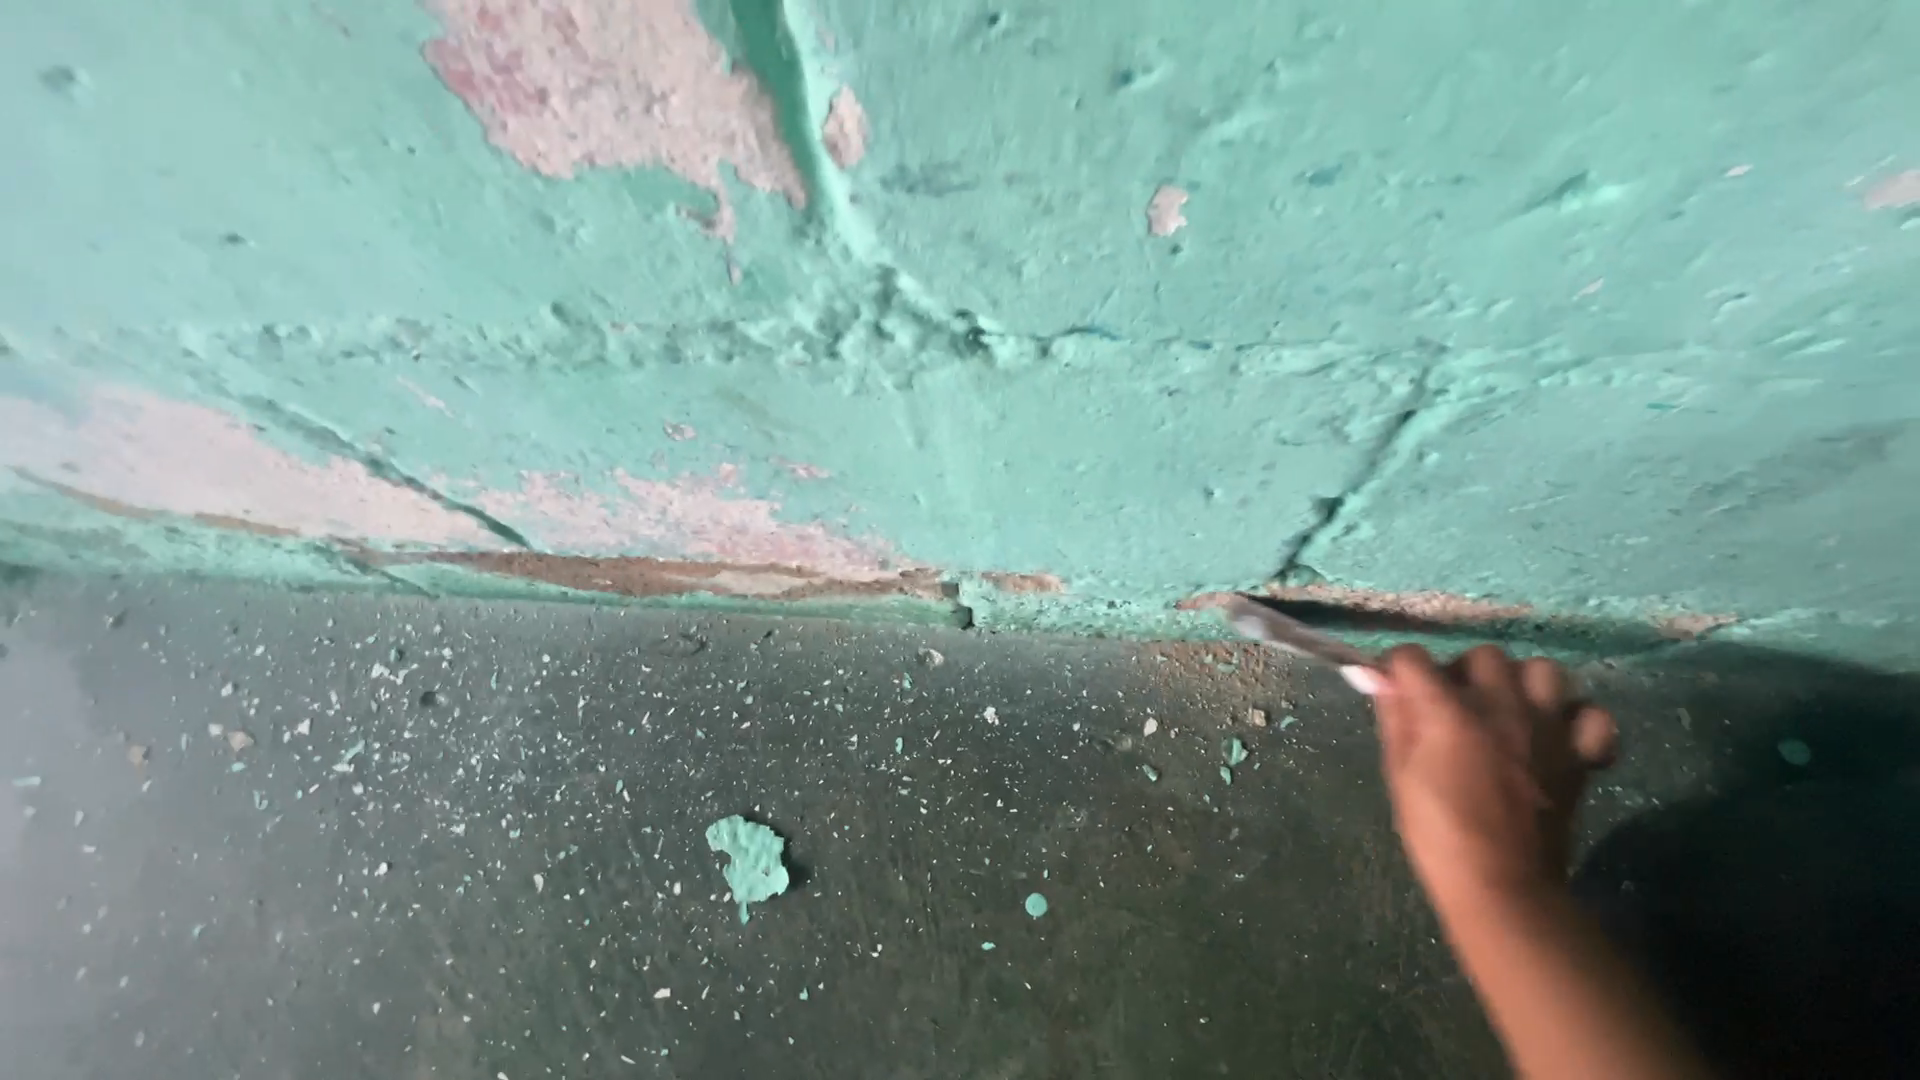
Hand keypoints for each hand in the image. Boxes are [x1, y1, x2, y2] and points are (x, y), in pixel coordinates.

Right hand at [1366, 644, 1617, 903]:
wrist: (1502, 883)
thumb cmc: (1436, 829)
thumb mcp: (1397, 769)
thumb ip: (1393, 714)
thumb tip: (1376, 675)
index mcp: (1448, 711)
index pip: (1412, 656)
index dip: (1396, 668)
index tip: (1392, 688)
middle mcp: (1501, 706)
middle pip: (1481, 655)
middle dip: (1460, 672)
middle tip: (1450, 705)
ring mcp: (1548, 727)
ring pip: (1542, 670)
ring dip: (1519, 683)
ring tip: (1503, 710)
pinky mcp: (1581, 753)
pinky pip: (1591, 713)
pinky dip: (1573, 718)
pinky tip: (1551, 734)